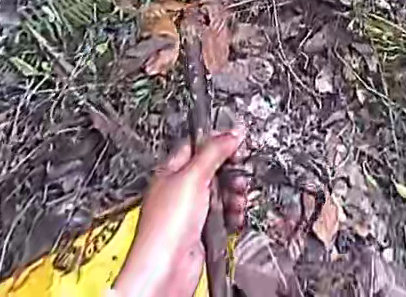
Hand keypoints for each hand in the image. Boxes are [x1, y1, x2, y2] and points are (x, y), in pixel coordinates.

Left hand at [113, 126, 249, 296]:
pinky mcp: (202, 232)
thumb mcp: (193, 176)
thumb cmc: (165, 226)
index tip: (236, 141)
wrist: (166, 272)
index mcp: (171, 171)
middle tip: (239, 172)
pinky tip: (236, 212)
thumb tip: (231, 133)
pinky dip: (233, 212)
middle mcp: (180, 190)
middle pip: (213, 169)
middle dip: (230, 170)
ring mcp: (191, 212)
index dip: (217, 142)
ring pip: (220, 192)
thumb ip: (214, 151)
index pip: (198, 146)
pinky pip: (223, 215)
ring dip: (234, 192)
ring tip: (238, 194)